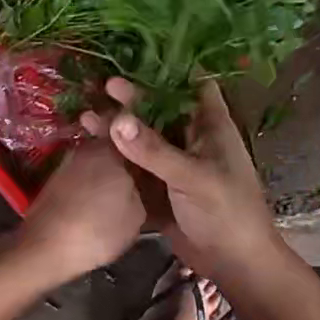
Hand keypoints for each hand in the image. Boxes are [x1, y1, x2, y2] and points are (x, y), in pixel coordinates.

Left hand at [14, 138, 147, 281]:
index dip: (138, 133)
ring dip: (104, 173)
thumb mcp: (136, 214)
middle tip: (138, 173)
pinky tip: (96, 204)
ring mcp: (65, 165)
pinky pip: (80, 177)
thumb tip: (134, 184)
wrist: (45, 249)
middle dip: (122, 155)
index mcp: (109, 149)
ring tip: (118, 192)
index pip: (125, 125)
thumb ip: (139, 189)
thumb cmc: (98, 229)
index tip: (149, 144)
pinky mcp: (52, 183)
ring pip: (93, 162)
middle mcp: (84, 149)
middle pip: (108, 144)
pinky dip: (89, 186)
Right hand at [79, 78, 283, 281]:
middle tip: (102, 86)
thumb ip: (154, 150)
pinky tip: (91, 148)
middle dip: (133, 100)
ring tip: (86, 116)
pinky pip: (136, 167)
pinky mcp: (160, 188)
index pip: (193, 87)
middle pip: (160, 111)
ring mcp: (175, 165)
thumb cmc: (225, 212)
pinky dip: (117, 158)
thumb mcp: (192, 177)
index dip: (169, 71)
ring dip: (119, 130)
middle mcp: (192, 140)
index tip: (137, 57)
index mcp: (211, 127)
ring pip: (144, 140)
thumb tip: (116, 120)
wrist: (233, 262)